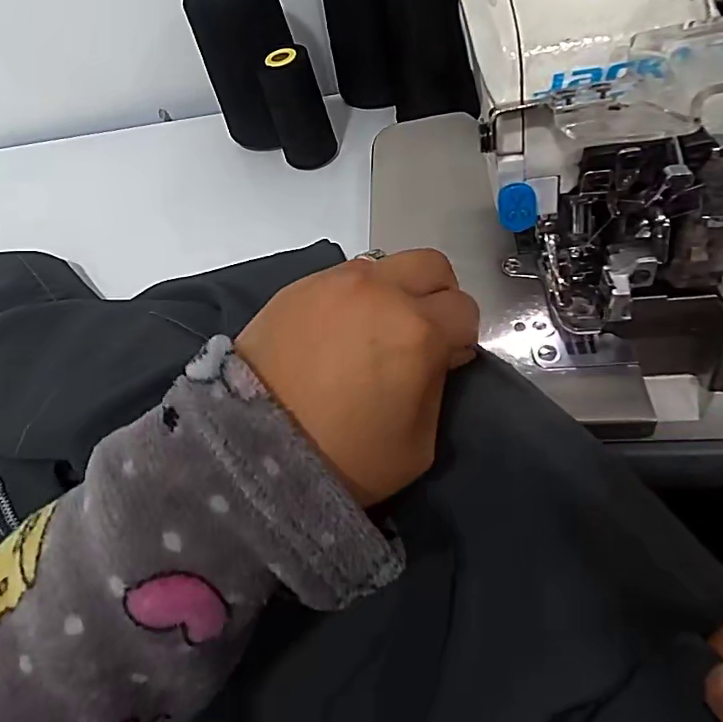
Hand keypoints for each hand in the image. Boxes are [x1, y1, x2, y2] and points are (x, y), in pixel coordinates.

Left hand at [235, 250, 479, 505]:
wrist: (257, 448)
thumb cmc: (344, 457)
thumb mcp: (418, 442)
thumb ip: (439, 384)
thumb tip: (439, 352)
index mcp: (416, 329)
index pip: (465, 309)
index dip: (461, 336)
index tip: (446, 358)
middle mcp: (378, 291)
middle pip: (432, 265)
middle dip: (438, 296)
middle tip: (422, 330)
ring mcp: (334, 282)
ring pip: (386, 264)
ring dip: (393, 291)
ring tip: (373, 330)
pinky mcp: (299, 285)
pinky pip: (344, 276)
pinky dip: (354, 296)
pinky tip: (337, 330)